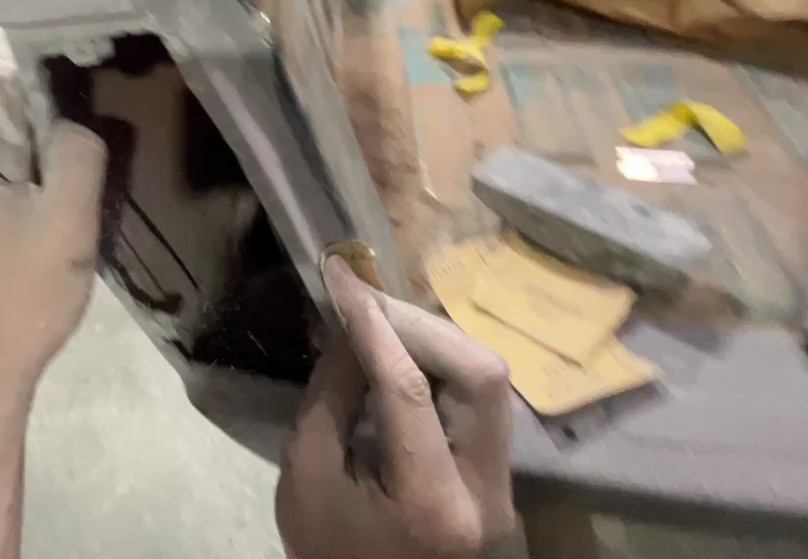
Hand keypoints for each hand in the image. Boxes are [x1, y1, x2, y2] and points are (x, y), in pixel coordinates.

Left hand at [0, 43, 107, 406]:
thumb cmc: (19, 300)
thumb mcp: (66, 226)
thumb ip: (77, 157)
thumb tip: (76, 121)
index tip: (35, 93)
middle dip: (13, 94)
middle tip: (56, 134)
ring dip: (21, 125)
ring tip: (55, 161)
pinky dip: (18, 149)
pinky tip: (47, 181)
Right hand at [276, 258, 519, 558]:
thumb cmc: (322, 542)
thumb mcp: (306, 465)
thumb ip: (333, 390)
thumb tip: (351, 324)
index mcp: (432, 503)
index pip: (409, 388)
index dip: (372, 322)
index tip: (342, 276)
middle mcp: (488, 494)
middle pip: (480, 376)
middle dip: (417, 323)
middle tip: (363, 299)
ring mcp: (501, 486)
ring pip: (487, 379)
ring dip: (431, 336)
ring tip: (376, 319)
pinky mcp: (494, 474)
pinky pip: (477, 396)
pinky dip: (438, 359)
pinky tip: (398, 347)